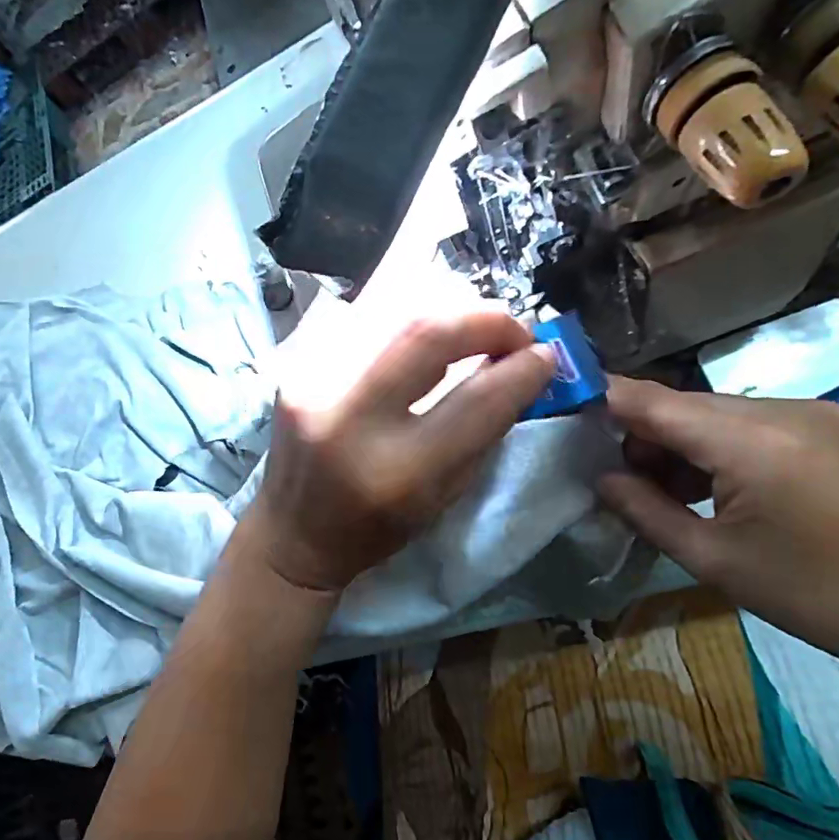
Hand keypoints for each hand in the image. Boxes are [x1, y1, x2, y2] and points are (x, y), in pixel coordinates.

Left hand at [244, 313, 556, 594]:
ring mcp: (310, 382)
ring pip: (391, 307)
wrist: (293, 532)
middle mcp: (346, 418)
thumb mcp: (444, 495)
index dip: (522, 369)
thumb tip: (525, 364)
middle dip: (485, 318)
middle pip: (424, 329)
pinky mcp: (293, 364)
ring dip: (446, 307)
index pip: (475, 401)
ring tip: (472, 326)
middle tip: (512, 330)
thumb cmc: (376, 528)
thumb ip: (486, 429)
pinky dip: (406, 310)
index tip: (545, 357)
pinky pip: (362, 314)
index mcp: (394, 471)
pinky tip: (425, 327)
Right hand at [595, 378, 838, 676]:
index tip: (562, 419)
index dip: (599, 402)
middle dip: (643, 436)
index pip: (647, 398)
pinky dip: (726, 450)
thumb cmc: (827, 598)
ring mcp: (820, 414)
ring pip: (721, 415)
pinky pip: (761, 427)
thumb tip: (601, 479)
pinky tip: (726, 494)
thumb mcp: (718, 562)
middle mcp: (781, 408)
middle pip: (684, 405)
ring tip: (672, 496)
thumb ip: (647, 512)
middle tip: (622, 484)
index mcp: (746, 437)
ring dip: (685, 445)